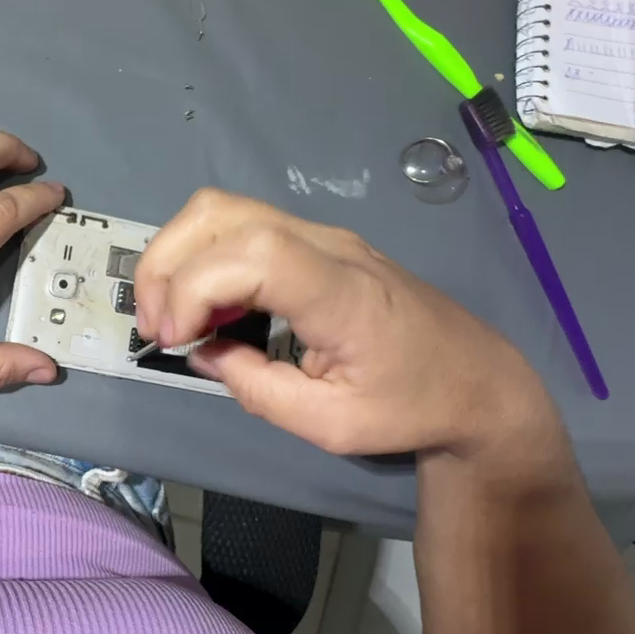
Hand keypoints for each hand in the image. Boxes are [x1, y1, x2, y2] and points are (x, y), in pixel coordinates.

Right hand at [133, 189, 552, 457]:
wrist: (478, 381)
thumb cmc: (410, 408)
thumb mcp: (328, 423)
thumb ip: (254, 387)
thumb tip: (200, 350)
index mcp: (342, 292)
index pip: (250, 253)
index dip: (193, 287)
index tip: (175, 339)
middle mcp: (328, 245)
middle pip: (218, 213)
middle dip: (164, 266)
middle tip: (156, 327)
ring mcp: (322, 236)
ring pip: (221, 210)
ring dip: (175, 256)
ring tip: (170, 314)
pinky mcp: (314, 243)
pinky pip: (238, 227)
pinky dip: (200, 258)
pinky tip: (203, 306)